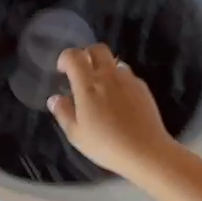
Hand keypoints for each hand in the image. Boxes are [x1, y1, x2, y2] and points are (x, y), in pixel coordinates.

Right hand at [47, 44, 178, 179]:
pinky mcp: (143, 88)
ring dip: (105, 69)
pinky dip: (119, 81)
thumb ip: (63, 112)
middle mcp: (108, 76)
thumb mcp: (76, 134)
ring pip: (114, 62)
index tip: (62, 71)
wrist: (146, 151)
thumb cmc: (106, 144)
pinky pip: (128, 76)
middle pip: (98, 49)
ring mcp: (128, 80)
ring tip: (102, 90)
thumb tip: (55, 98)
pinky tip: (120, 102)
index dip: (65, 58)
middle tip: (82, 73)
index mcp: (88, 85)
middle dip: (87, 55)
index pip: (74, 56)